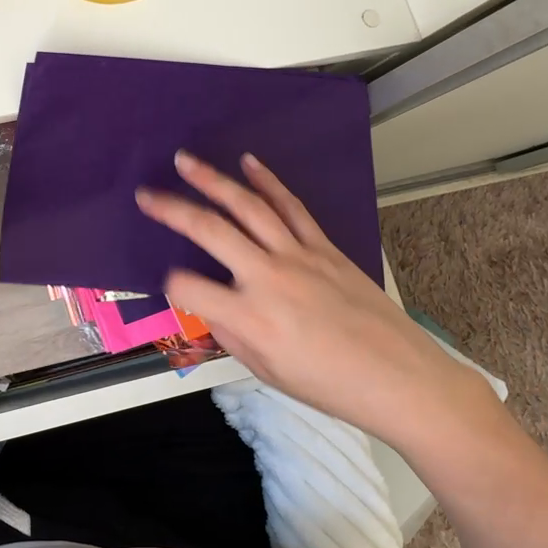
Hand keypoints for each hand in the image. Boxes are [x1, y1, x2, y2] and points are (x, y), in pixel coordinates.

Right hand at [136, 151, 494, 449]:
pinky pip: (291, 208)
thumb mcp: (268, 371)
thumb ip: (231, 335)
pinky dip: (268, 183)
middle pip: (210, 231)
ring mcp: (299, 257)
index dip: (170, 285)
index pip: (187, 287)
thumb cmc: (330, 386)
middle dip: (171, 209)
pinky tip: (249, 164)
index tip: (173, 287)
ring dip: (213, 181)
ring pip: (248, 207)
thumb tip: (212, 307)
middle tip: (146, 193)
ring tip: (186, 161)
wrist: (401, 379)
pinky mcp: (325, 248)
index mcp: (250, 319)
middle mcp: (268, 279)